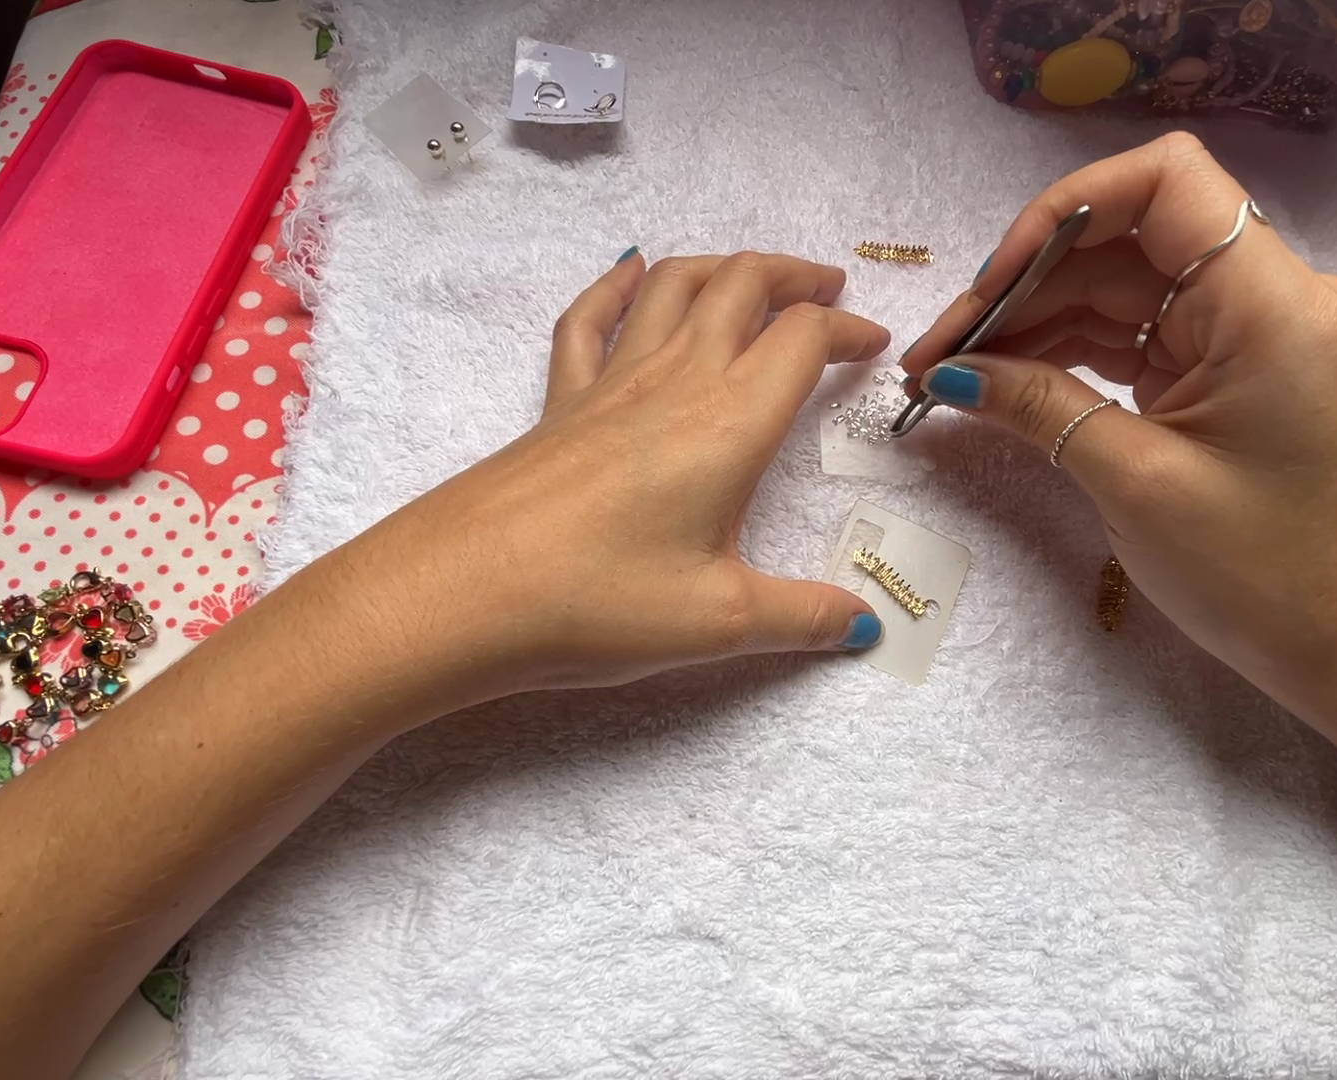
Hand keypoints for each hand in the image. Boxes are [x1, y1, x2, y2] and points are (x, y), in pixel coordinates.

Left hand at [333, 250, 890, 698]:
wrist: (463, 594)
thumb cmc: (599, 602)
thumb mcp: (719, 623)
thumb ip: (803, 618)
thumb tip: (867, 625)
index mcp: (728, 423)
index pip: (802, 340)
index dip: (848, 333)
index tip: (873, 348)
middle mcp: (673, 381)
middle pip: (743, 285)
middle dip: (796, 276)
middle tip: (830, 289)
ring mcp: (608, 382)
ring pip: (673, 285)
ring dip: (723, 267)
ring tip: (754, 278)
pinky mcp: (558, 400)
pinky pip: (589, 319)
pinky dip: (617, 285)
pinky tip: (631, 272)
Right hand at [900, 134, 1336, 706]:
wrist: (1318, 638)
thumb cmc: (1248, 569)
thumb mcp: (1131, 480)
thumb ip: (1038, 406)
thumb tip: (947, 372)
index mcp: (1271, 306)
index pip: (1167, 184)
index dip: (1064, 211)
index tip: (990, 282)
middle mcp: (1261, 296)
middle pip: (1117, 246)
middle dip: (1018, 290)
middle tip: (933, 351)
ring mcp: (1234, 331)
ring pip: (1108, 291)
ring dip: (1023, 326)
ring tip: (944, 373)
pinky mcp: (1207, 366)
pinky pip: (1118, 335)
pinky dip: (1053, 355)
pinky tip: (993, 381)